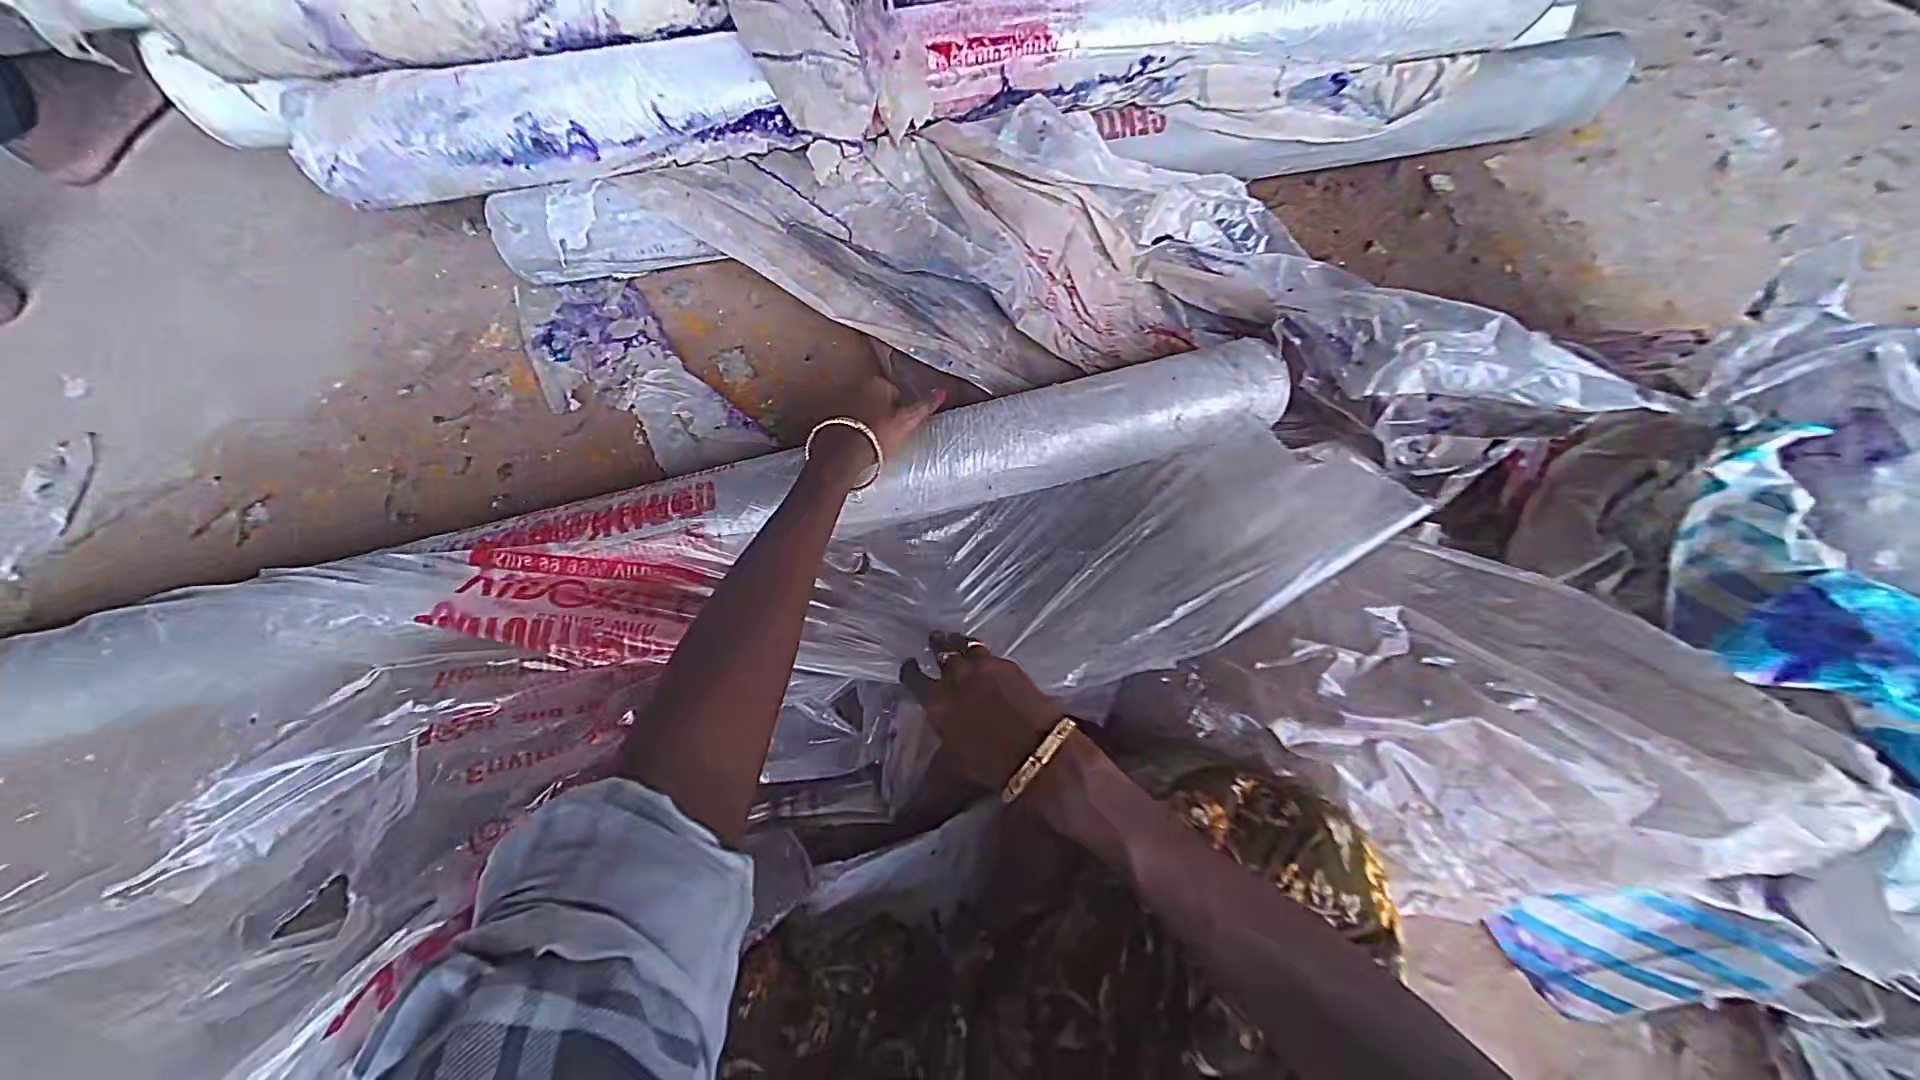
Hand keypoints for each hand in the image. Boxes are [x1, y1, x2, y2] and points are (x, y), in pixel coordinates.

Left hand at [806, 375, 942, 488]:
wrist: (844, 454)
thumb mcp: (908, 421)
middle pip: (876, 397)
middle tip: (887, 432)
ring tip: (872, 438)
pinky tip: (857, 441)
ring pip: (861, 408)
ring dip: (866, 418)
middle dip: (882, 410)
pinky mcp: (829, 415)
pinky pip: (846, 419)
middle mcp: (857, 385)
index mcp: (878, 382)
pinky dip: (852, 426)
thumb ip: (925, 406)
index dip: (900, 408)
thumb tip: (942, 392)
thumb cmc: (879, 434)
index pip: (895, 391)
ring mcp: (841, 400)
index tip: (900, 424)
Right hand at [900, 633, 1063, 790]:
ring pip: (966, 645)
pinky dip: (983, 653)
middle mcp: (956, 678)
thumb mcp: (950, 765)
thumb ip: (936, 751)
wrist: (1035, 750)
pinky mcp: (1008, 665)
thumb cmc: (989, 763)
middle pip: (942, 651)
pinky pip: (989, 652)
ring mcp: (983, 667)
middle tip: (934, 638)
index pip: (914, 677)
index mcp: (937, 701)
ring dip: (959, 642)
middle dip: (936, 644)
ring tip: (957, 639)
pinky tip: (985, 656)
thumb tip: (922, 764)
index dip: (910, 670)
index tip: (910, 665)